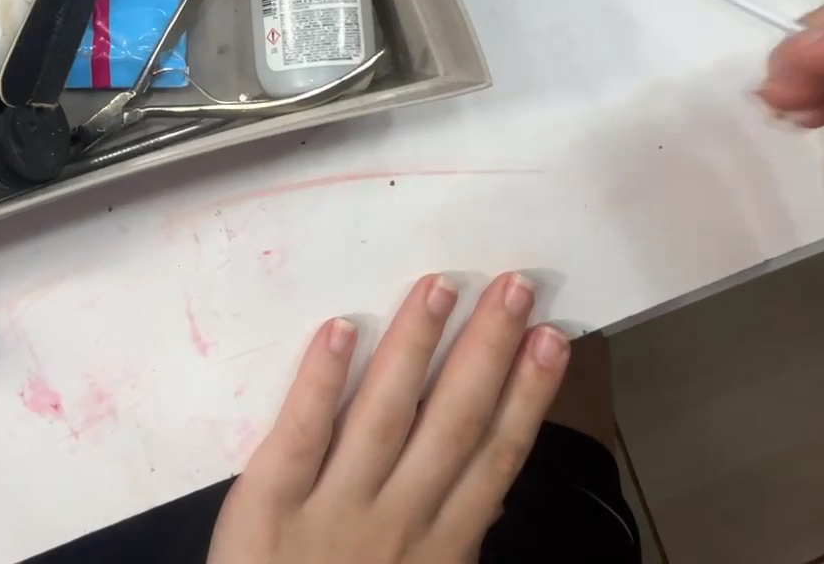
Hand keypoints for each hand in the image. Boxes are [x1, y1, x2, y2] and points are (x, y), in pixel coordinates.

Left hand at [208, 274, 571, 563]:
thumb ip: (452, 533)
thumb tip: (491, 483)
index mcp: (440, 542)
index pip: (495, 456)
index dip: (528, 395)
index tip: (554, 336)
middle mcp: (397, 519)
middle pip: (453, 422)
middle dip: (489, 352)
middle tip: (515, 285)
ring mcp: (333, 509)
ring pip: (385, 414)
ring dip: (415, 346)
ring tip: (439, 286)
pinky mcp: (269, 501)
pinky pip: (302, 432)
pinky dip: (323, 380)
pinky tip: (340, 327)